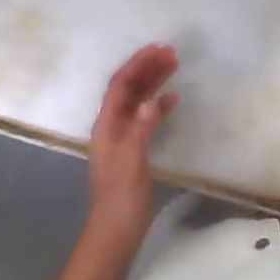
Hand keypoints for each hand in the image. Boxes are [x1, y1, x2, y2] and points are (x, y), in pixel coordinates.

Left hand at [86, 44, 179, 236]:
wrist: (116, 230)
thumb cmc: (121, 196)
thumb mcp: (132, 161)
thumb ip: (142, 128)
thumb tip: (154, 99)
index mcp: (106, 125)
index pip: (120, 86)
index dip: (137, 65)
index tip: (156, 49)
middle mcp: (112, 125)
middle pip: (129, 89)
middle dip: (147, 68)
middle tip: (170, 52)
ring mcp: (123, 137)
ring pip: (138, 100)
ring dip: (153, 82)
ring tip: (173, 65)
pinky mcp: (134, 148)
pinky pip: (146, 117)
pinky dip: (158, 105)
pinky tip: (172, 99)